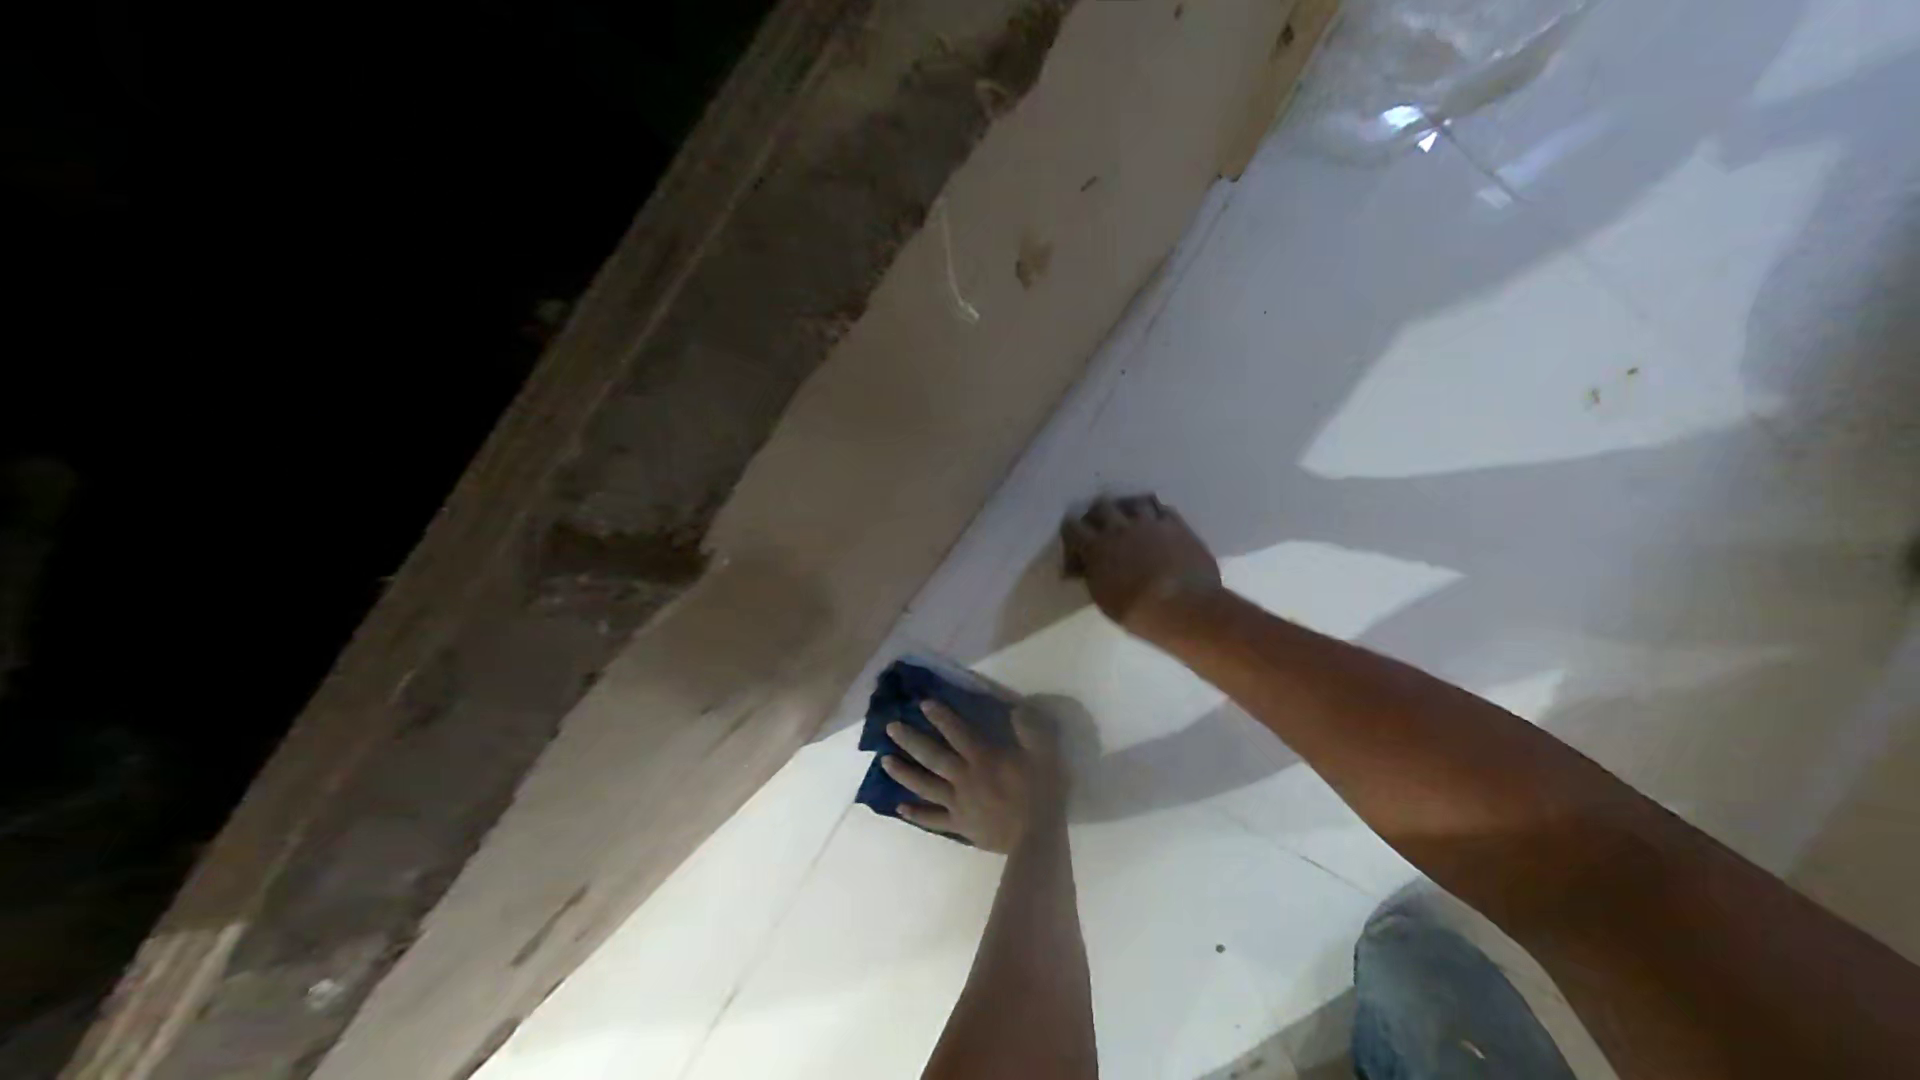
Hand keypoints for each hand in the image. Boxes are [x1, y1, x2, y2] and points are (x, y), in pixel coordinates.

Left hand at [883, 700, 1065, 852]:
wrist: (1038, 839)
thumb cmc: (1041, 794)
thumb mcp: (1044, 753)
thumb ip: (1029, 728)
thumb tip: (1016, 709)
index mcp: (983, 758)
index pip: (956, 731)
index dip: (940, 716)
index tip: (921, 703)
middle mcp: (964, 777)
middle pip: (931, 755)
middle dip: (910, 739)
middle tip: (889, 727)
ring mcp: (958, 803)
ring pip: (924, 785)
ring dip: (903, 772)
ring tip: (884, 761)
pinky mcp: (960, 825)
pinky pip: (933, 819)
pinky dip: (916, 814)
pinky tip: (900, 808)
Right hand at [1061, 494, 1222, 639]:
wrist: (1188, 606)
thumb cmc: (1141, 612)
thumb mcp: (1105, 600)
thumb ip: (1094, 576)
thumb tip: (1088, 567)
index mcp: (1097, 548)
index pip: (1073, 527)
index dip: (1071, 532)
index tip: (1075, 540)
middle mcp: (1120, 528)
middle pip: (1102, 505)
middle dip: (1098, 514)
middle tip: (1102, 527)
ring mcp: (1150, 523)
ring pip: (1134, 503)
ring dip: (1129, 510)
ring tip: (1132, 522)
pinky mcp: (1176, 524)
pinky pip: (1163, 509)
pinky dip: (1156, 514)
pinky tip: (1158, 524)